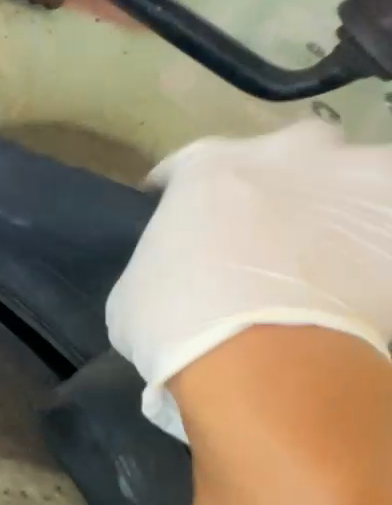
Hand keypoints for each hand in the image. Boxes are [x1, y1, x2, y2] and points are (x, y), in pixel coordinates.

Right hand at [107, 120, 391, 440]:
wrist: (261, 356)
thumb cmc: (173, 319)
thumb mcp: (138, 285)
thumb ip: (171, 257)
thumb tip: (186, 265)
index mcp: (212, 169)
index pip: (190, 162)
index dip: (179, 186)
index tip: (172, 208)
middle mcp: (293, 154)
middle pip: (296, 148)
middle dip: (285, 179)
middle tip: (266, 224)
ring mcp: (368, 181)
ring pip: (359, 181)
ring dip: (341, 209)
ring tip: (322, 256)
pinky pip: (387, 228)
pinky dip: (375, 248)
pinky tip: (355, 281)